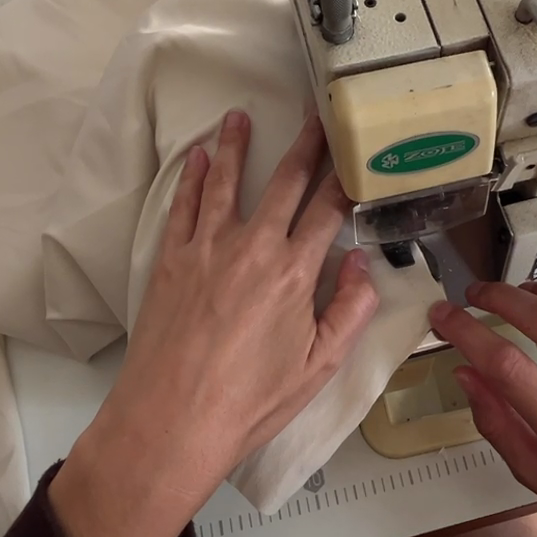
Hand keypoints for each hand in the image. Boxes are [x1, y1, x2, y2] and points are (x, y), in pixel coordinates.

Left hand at [50, 110, 378, 536]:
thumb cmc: (252, 400)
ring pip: (225, 182)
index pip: (327, 209)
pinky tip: (194, 158)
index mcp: (295, 271)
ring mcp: (207, 248)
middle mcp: (253, 247)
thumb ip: (351, 309)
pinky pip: (184, 207)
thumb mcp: (320, 366)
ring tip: (239, 115)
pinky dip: (190, 180)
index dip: (344, 177)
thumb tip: (365, 263)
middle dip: (303, 145)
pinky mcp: (171, 259)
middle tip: (313, 114)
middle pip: (284, 182)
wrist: (171, 421)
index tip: (354, 151)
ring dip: (235, 146)